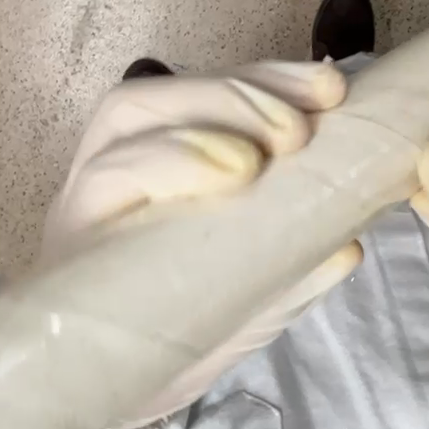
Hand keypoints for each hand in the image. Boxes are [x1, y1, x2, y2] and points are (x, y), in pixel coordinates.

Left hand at [45, 61, 361, 428]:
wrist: (110, 346)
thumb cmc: (156, 345)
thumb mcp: (210, 340)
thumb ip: (267, 295)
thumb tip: (339, 249)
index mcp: (90, 238)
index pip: (116, 173)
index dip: (177, 159)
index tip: (246, 169)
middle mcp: (96, 180)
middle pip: (138, 112)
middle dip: (225, 107)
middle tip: (298, 133)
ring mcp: (126, 148)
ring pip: (168, 92)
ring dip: (252, 83)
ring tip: (326, 93)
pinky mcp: (166, 130)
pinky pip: (204, 93)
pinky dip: (262, 82)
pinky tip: (314, 86)